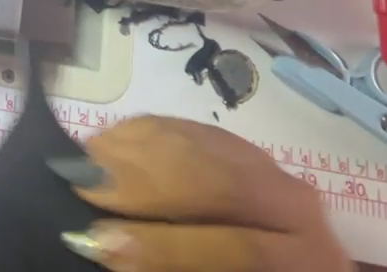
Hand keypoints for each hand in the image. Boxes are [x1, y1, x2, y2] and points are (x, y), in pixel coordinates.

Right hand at [56, 116, 351, 271]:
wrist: (269, 267)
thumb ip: (169, 263)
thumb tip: (106, 241)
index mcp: (306, 261)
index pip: (244, 249)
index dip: (169, 246)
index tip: (101, 240)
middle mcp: (300, 210)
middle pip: (223, 180)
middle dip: (144, 179)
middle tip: (80, 180)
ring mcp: (272, 170)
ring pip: (202, 143)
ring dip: (135, 147)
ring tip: (84, 160)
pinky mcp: (238, 146)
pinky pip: (186, 127)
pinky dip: (142, 133)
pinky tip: (107, 143)